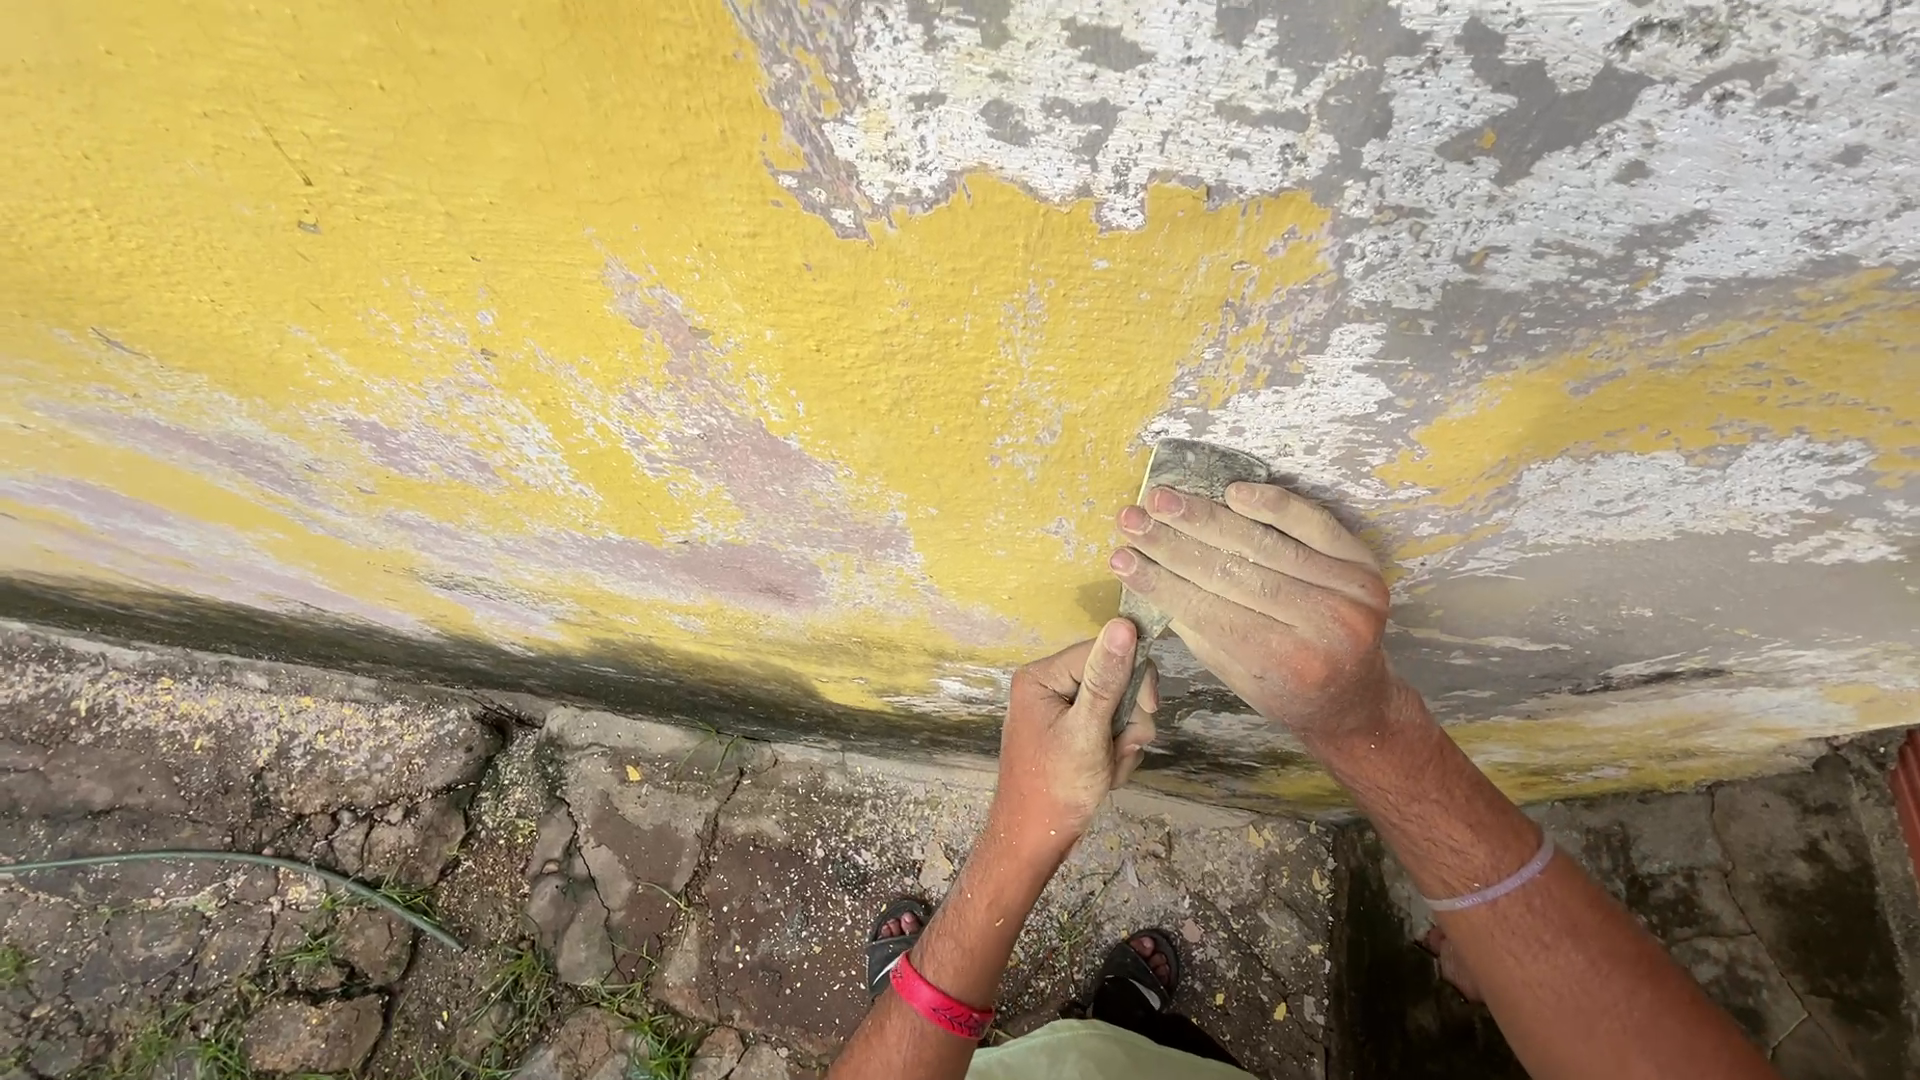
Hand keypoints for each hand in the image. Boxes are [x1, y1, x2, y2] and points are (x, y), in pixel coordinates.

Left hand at [990, 619, 1158, 850]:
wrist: (1034, 840)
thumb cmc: (1056, 787)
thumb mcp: (1087, 731)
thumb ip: (1107, 679)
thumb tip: (1124, 624)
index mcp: (1042, 676)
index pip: (1102, 651)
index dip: (1133, 676)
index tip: (1149, 709)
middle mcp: (1048, 686)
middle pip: (1113, 678)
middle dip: (1127, 718)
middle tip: (1122, 747)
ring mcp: (1059, 710)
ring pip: (1117, 707)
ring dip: (1123, 740)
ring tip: (1108, 768)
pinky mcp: (1070, 731)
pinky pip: (1109, 728)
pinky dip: (1115, 753)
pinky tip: (1104, 775)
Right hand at [1109, 481, 1394, 746]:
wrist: (1354, 699)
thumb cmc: (1283, 689)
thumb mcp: (1231, 673)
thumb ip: (1195, 624)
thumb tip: (1147, 572)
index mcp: (1283, 664)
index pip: (1205, 609)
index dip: (1158, 581)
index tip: (1118, 557)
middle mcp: (1322, 627)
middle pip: (1230, 571)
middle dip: (1172, 542)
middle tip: (1131, 518)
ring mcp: (1348, 593)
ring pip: (1262, 543)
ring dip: (1204, 516)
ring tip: (1162, 498)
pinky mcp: (1364, 566)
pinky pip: (1313, 523)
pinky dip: (1270, 504)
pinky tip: (1231, 491)